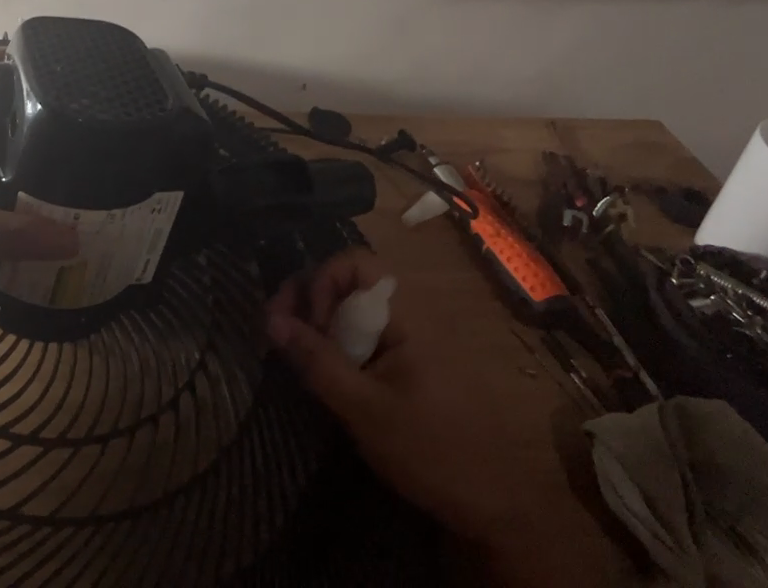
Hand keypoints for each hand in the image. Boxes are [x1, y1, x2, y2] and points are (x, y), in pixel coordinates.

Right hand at [264, 252, 587, 546]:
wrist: (496, 505)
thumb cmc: (429, 452)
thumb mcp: (362, 408)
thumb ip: (316, 360)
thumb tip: (271, 320)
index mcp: (409, 317)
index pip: (354, 263)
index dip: (320, 283)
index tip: (307, 327)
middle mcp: (416, 315)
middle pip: (352, 280)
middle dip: (312, 300)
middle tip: (287, 337)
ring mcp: (419, 338)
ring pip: (358, 307)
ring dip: (324, 323)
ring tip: (306, 357)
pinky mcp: (418, 361)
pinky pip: (372, 331)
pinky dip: (344, 342)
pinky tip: (332, 372)